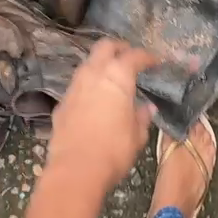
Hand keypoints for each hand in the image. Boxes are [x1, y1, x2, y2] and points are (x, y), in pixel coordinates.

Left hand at [45, 39, 156, 193]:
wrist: (75, 170)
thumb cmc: (114, 150)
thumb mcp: (137, 135)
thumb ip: (142, 116)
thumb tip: (147, 107)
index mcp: (118, 75)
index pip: (135, 56)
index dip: (147, 56)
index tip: (156, 61)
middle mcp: (94, 73)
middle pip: (105, 47)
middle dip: (119, 48)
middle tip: (129, 56)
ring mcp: (74, 87)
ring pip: (87, 64)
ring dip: (100, 66)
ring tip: (111, 78)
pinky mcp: (61, 103)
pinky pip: (77, 86)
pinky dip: (88, 87)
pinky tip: (93, 101)